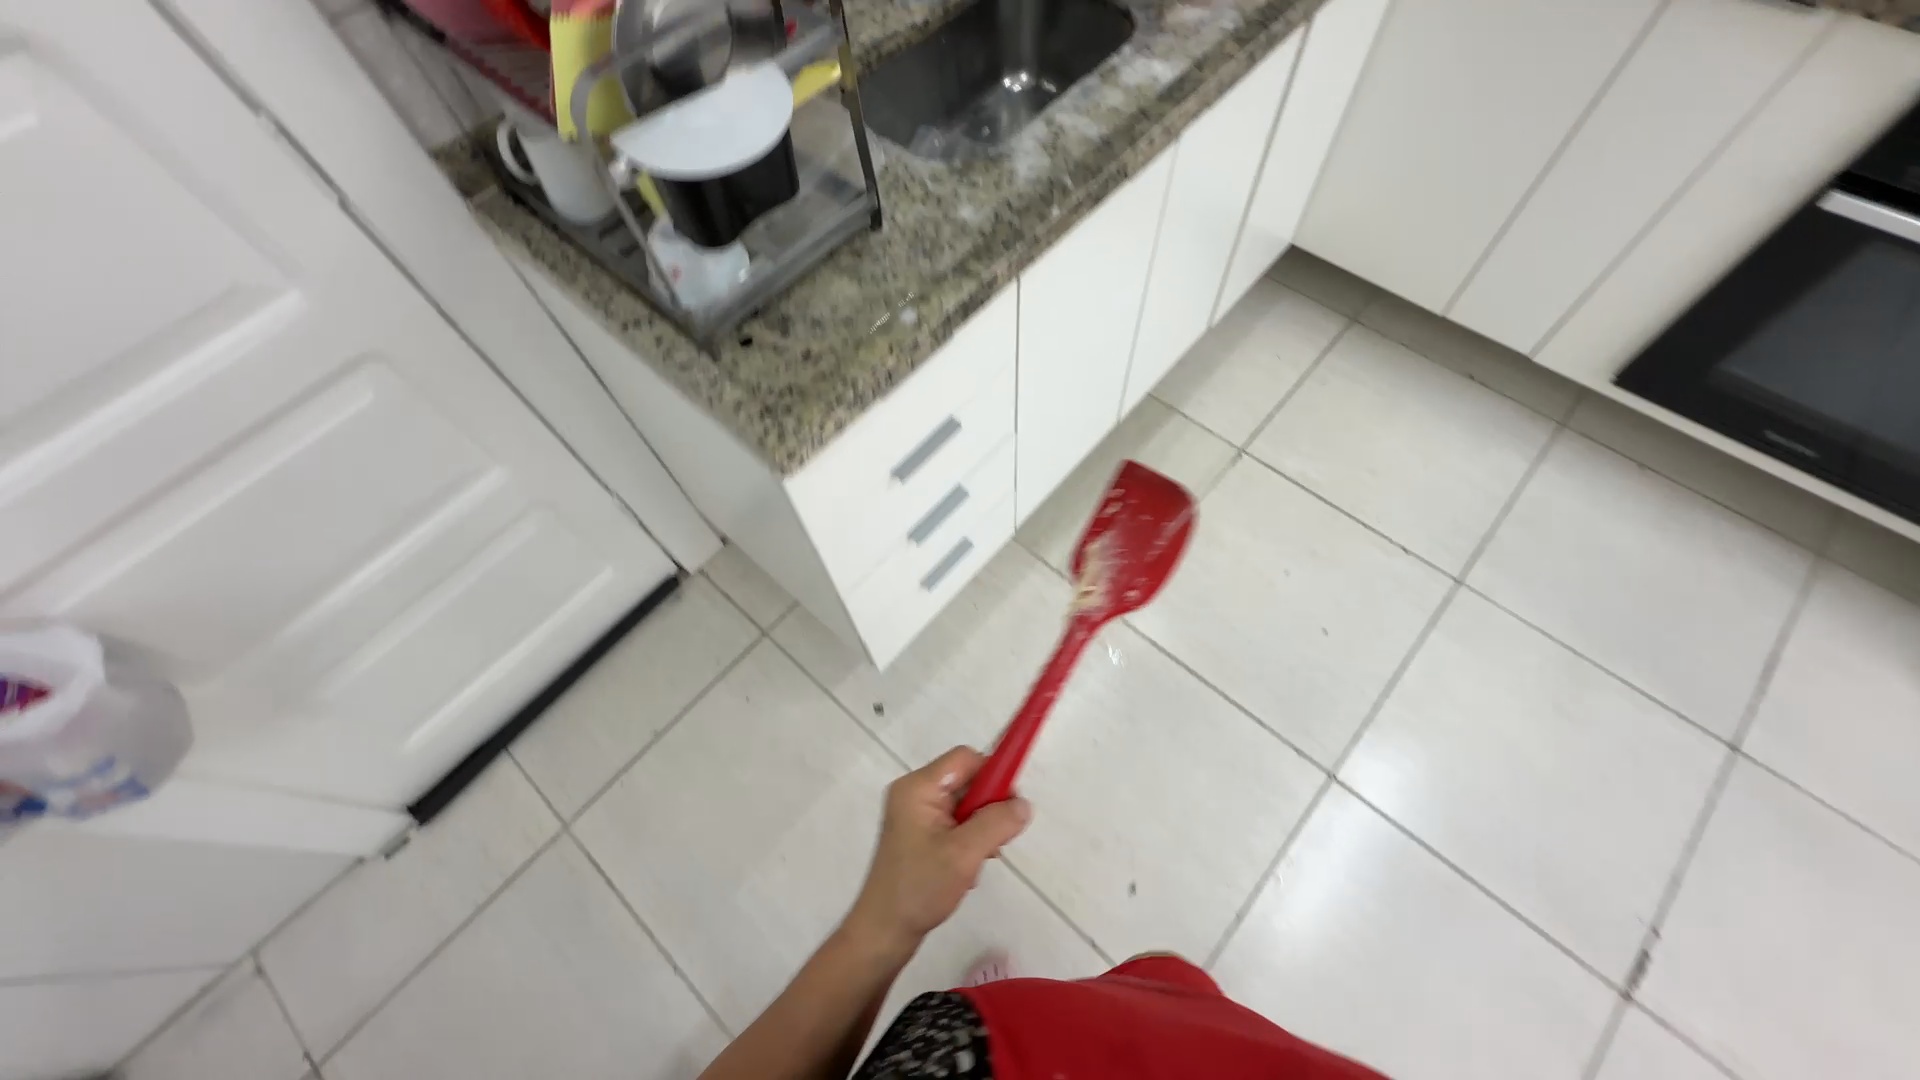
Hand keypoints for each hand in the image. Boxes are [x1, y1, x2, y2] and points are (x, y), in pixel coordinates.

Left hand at [841, 746, 1032, 956]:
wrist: (884, 931)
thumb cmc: (920, 887)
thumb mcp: (964, 853)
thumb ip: (997, 823)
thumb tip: (1024, 804)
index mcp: (918, 787)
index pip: (966, 758)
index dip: (993, 774)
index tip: (1010, 805)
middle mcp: (914, 793)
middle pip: (966, 781)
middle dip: (987, 808)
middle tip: (996, 841)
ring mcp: (915, 814)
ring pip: (964, 805)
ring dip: (979, 830)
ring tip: (977, 860)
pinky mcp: (918, 835)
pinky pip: (954, 824)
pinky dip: (968, 842)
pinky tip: (967, 869)